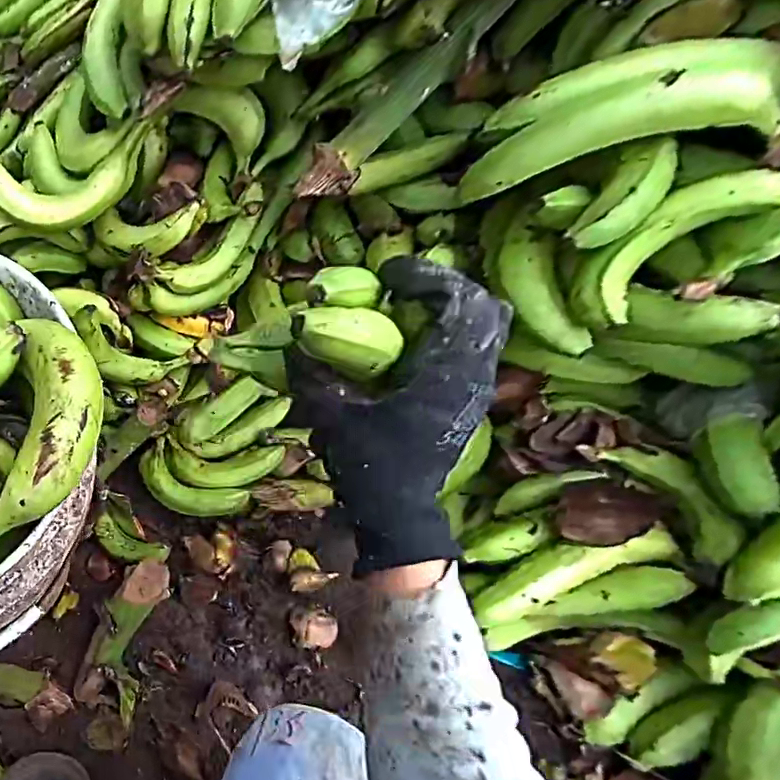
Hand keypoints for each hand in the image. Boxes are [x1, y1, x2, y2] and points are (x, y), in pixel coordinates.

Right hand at [287, 257, 510, 575]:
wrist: (397, 508)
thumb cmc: (369, 463)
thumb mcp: (332, 417)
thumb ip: (313, 377)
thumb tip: (293, 341)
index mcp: (448, 373)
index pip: (459, 303)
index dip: (424, 277)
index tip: (387, 270)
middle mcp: (475, 374)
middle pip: (487, 308)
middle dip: (445, 286)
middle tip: (402, 283)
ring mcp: (476, 387)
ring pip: (485, 328)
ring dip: (450, 307)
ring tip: (407, 304)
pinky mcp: (465, 398)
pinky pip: (470, 347)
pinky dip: (446, 330)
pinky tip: (409, 339)